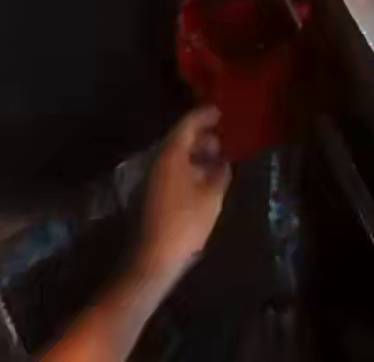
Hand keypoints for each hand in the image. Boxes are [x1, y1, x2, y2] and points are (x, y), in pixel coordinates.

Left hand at [134, 106, 231, 286]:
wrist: (150, 263)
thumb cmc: (184, 223)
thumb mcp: (211, 196)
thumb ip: (220, 172)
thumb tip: (223, 160)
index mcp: (171, 154)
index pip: (188, 123)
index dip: (205, 115)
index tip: (221, 112)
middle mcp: (157, 160)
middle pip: (180, 138)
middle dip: (202, 136)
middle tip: (223, 137)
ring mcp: (151, 179)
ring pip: (176, 156)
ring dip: (196, 154)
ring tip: (217, 158)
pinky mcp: (150, 196)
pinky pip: (172, 171)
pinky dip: (188, 168)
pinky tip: (203, 180)